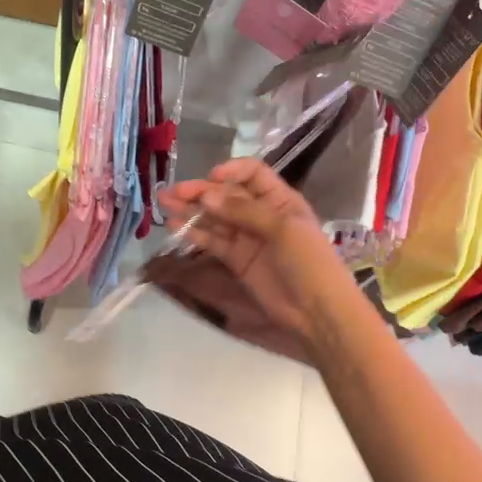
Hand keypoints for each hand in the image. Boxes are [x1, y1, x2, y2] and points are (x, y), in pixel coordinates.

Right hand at [155, 158, 353, 340]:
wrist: (316, 310)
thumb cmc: (308, 261)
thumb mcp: (282, 228)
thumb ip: (244, 210)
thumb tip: (207, 196)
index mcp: (280, 199)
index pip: (252, 174)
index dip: (231, 171)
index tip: (211, 177)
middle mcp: (261, 213)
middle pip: (227, 195)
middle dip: (201, 191)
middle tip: (173, 192)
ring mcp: (247, 237)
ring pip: (215, 217)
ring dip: (191, 209)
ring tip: (165, 204)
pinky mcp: (236, 259)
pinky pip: (213, 241)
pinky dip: (195, 233)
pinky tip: (175, 226)